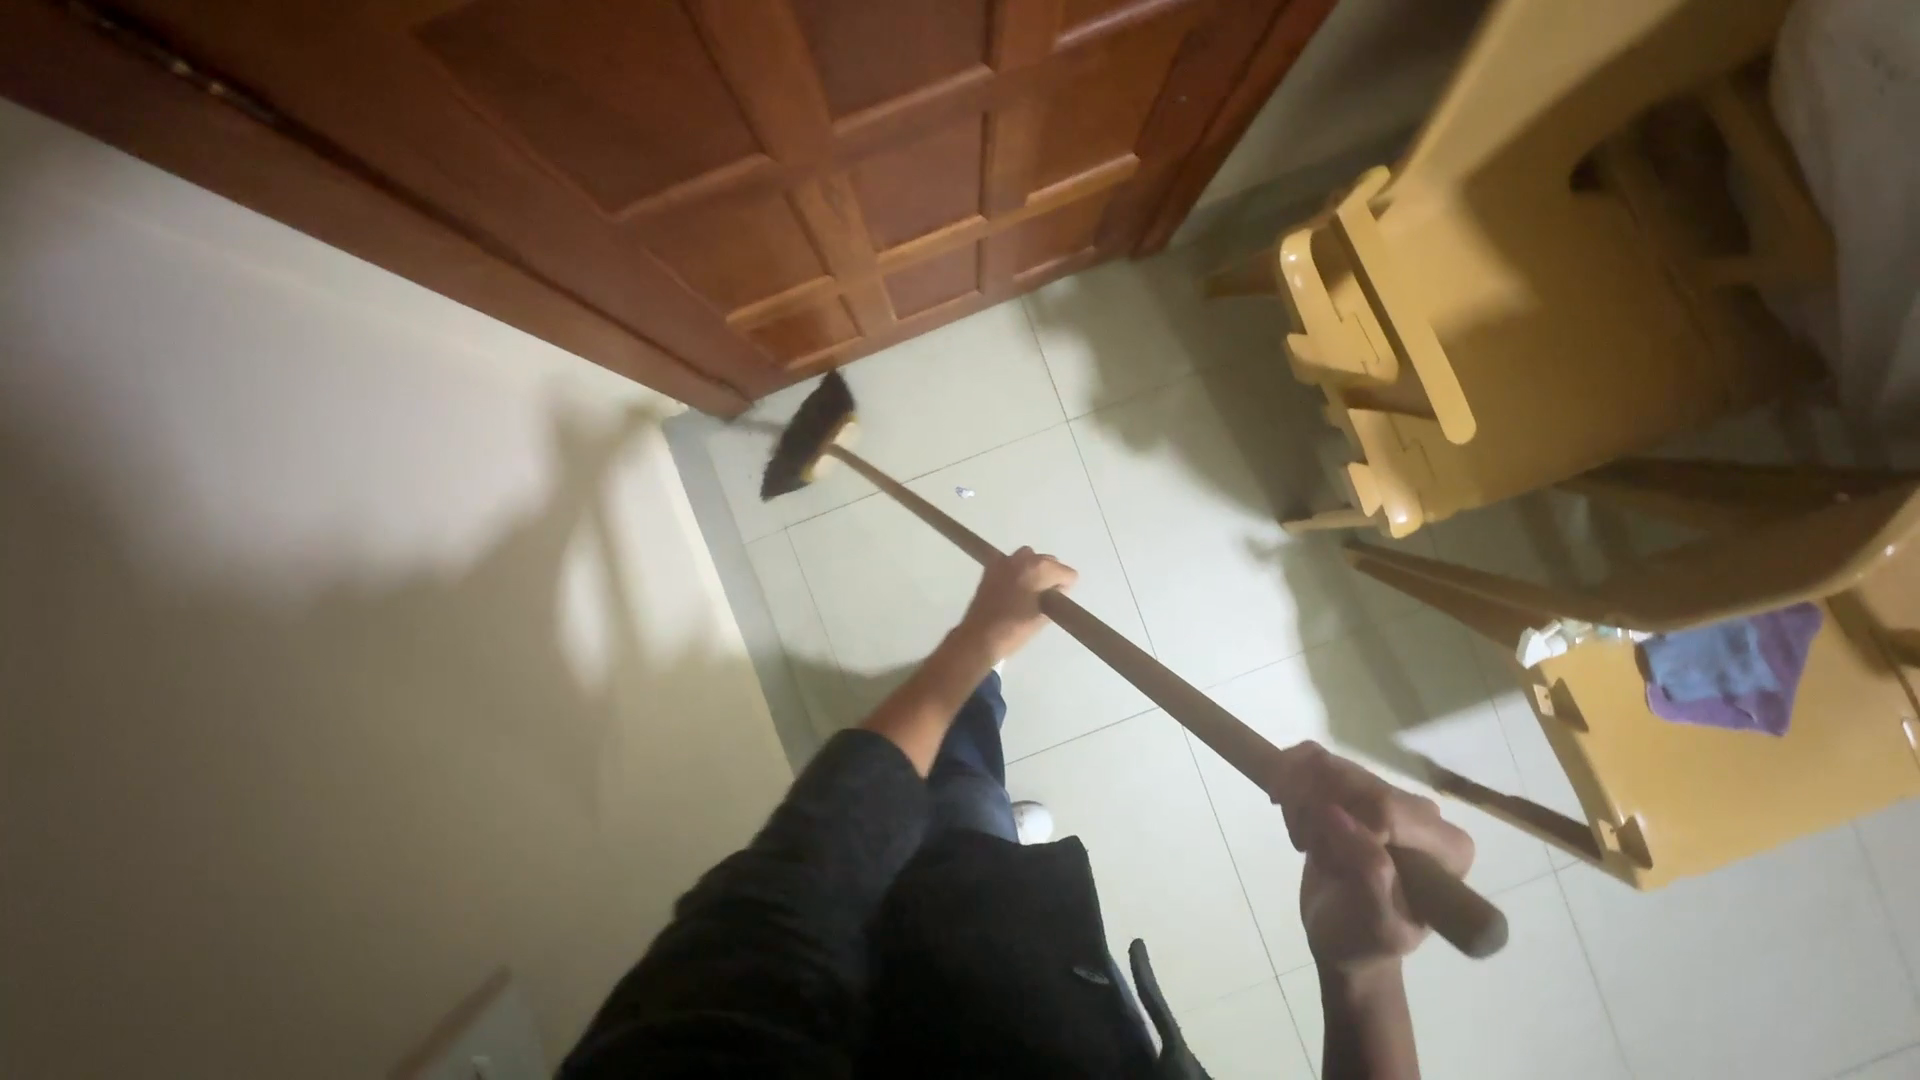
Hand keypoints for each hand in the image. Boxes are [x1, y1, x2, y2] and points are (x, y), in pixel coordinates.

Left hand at [955, 547, 1077, 661]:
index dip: (1065, 588)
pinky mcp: (991, 567)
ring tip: (1028, 591)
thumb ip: (1056, 598)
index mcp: (1042, 569)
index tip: (1057, 602)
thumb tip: (1058, 590)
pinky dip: (1015, 571)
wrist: (980, 635)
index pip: (1068, 573)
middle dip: (1050, 577)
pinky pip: (1011, 562)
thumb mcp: (1044, 617)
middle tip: (1045, 598)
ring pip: (1030, 558)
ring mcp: (1006, 560)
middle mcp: (1025, 558)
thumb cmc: (1016, 629)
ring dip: (1033, 570)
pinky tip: (1012, 588)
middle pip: (1049, 562)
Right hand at [1282, 742, 1474, 973]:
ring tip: (1303, 838)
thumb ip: (1368, 873)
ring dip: (1300, 797)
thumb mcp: (1375, 923)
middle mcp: (1426, 814)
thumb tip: (1334, 813)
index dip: (1341, 823)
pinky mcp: (1357, 787)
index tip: (1317, 851)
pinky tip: (1293, 811)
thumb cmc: (1365, 938)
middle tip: (1305, 845)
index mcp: (1447, 847)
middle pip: (1354, 782)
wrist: (1343, 935)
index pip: (1385, 808)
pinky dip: (1291, 777)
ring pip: (1330, 766)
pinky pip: (1315, 758)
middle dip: (1315, 808)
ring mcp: (1389, 796)